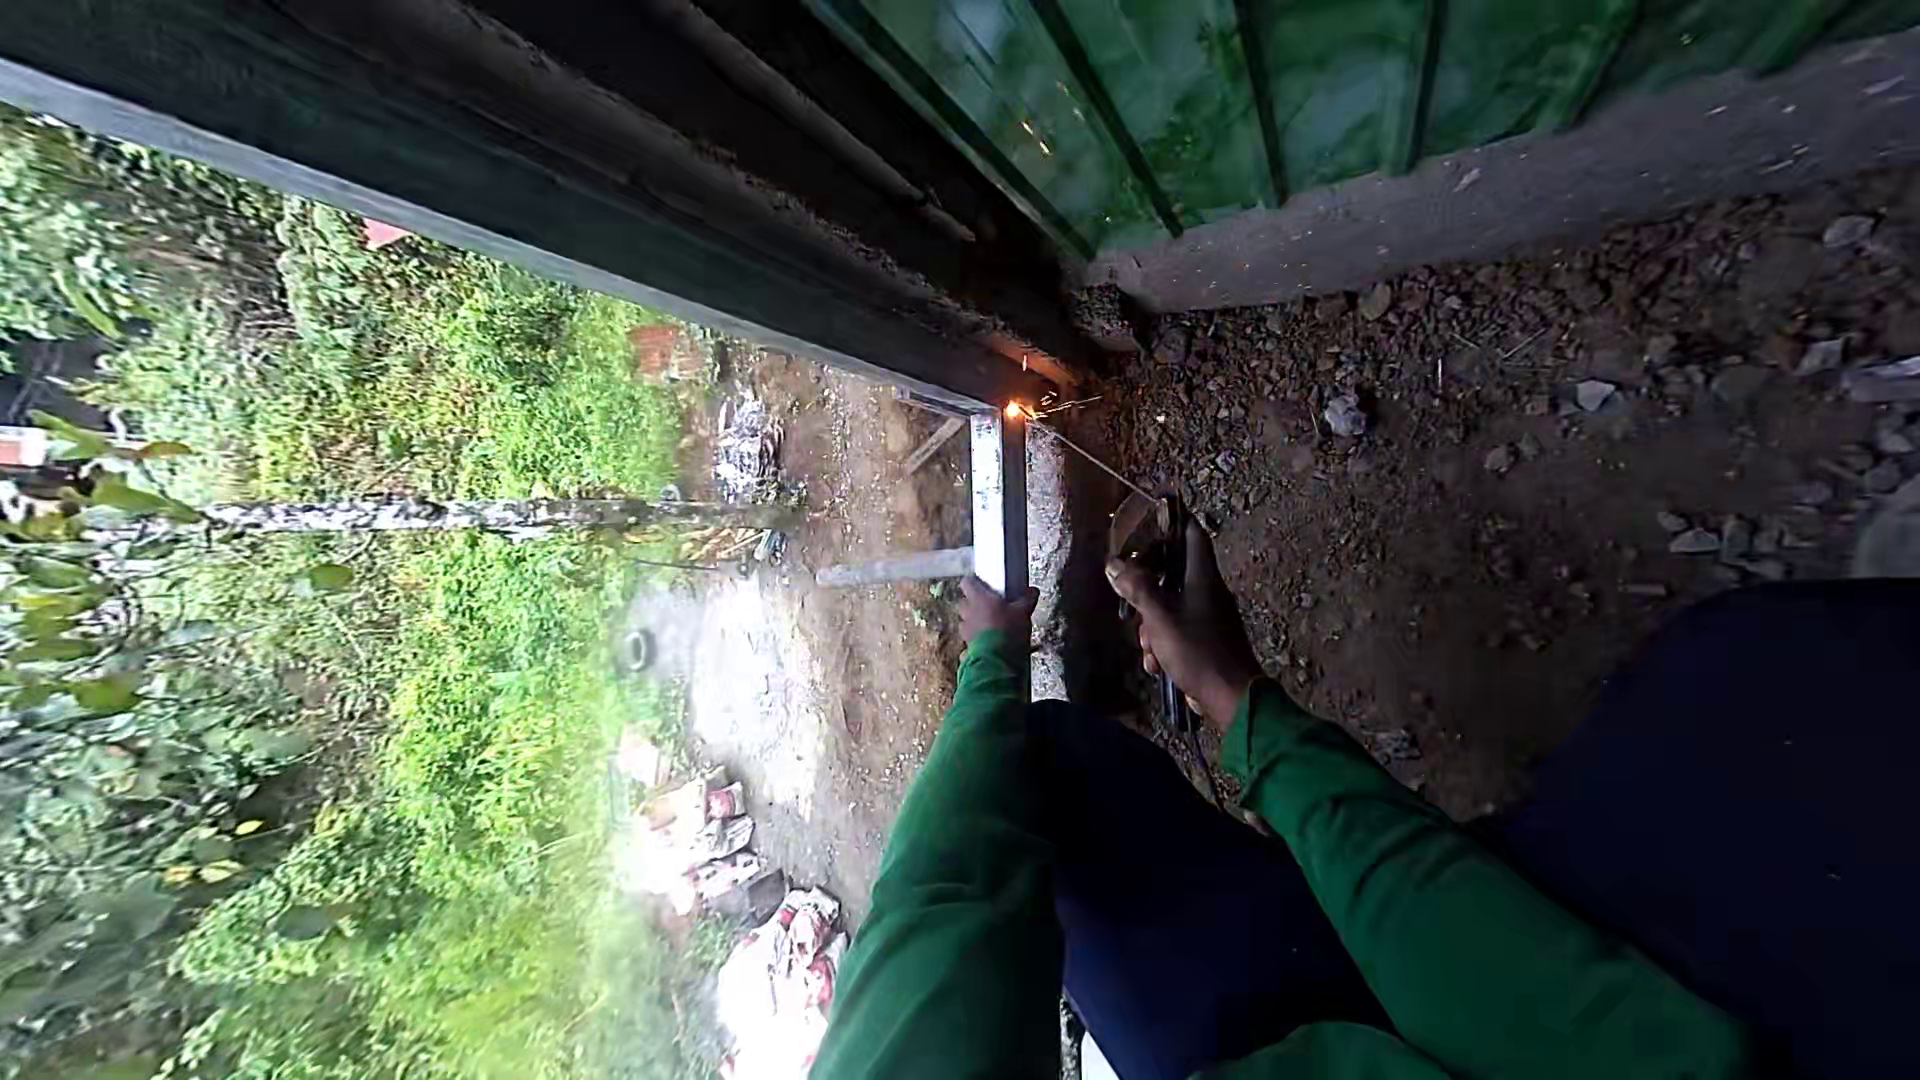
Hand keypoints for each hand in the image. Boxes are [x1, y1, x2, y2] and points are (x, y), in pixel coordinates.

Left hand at [958, 575, 1038, 647]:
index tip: (980, 584)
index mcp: (979, 598)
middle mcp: (968, 612)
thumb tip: (1033, 591)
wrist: (998, 660)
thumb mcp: (1023, 612)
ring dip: (974, 622)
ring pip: (966, 622)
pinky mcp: (968, 646)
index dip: (973, 583)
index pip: (967, 583)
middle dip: (973, 604)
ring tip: (989, 626)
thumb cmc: (1008, 630)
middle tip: (988, 606)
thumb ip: (1027, 600)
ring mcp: (966, 631)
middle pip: (964, 603)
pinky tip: (987, 643)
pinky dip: (976, 640)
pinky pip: (969, 640)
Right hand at [1106, 521, 1263, 728]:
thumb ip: (1137, 588)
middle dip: (1146, 589)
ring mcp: (1208, 617)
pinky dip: (1162, 642)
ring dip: (1151, 625)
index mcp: (1203, 578)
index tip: (1154, 513)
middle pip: (1171, 573)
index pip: (1192, 535)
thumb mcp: (1160, 617)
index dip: (1175, 520)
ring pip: (1168, 606)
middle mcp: (1208, 592)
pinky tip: (1157, 662)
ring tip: (1149, 647)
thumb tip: (1114, 563)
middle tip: (1131, 602)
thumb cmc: (1198, 651)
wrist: (1231, 699)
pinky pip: (1175, 630)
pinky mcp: (1205, 640)